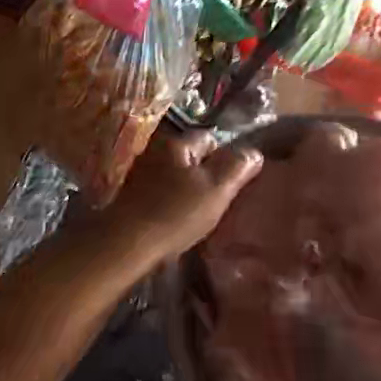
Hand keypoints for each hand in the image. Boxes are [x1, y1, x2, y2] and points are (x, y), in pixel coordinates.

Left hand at [97, 129, 263, 264]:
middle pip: (190, 156)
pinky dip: (171, 200)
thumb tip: (253, 152)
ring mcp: (139, 173)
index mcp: (175, 143)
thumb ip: (237, 167)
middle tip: (220, 197)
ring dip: (187, 187)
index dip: (226, 156)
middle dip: (206, 172)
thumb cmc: (176, 213)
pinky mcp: (130, 195)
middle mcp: (153, 150)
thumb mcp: (216, 189)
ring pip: (174, 174)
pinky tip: (177, 218)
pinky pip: (160, 191)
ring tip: (200, 210)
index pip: (209, 138)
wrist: (128, 243)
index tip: (235, 179)